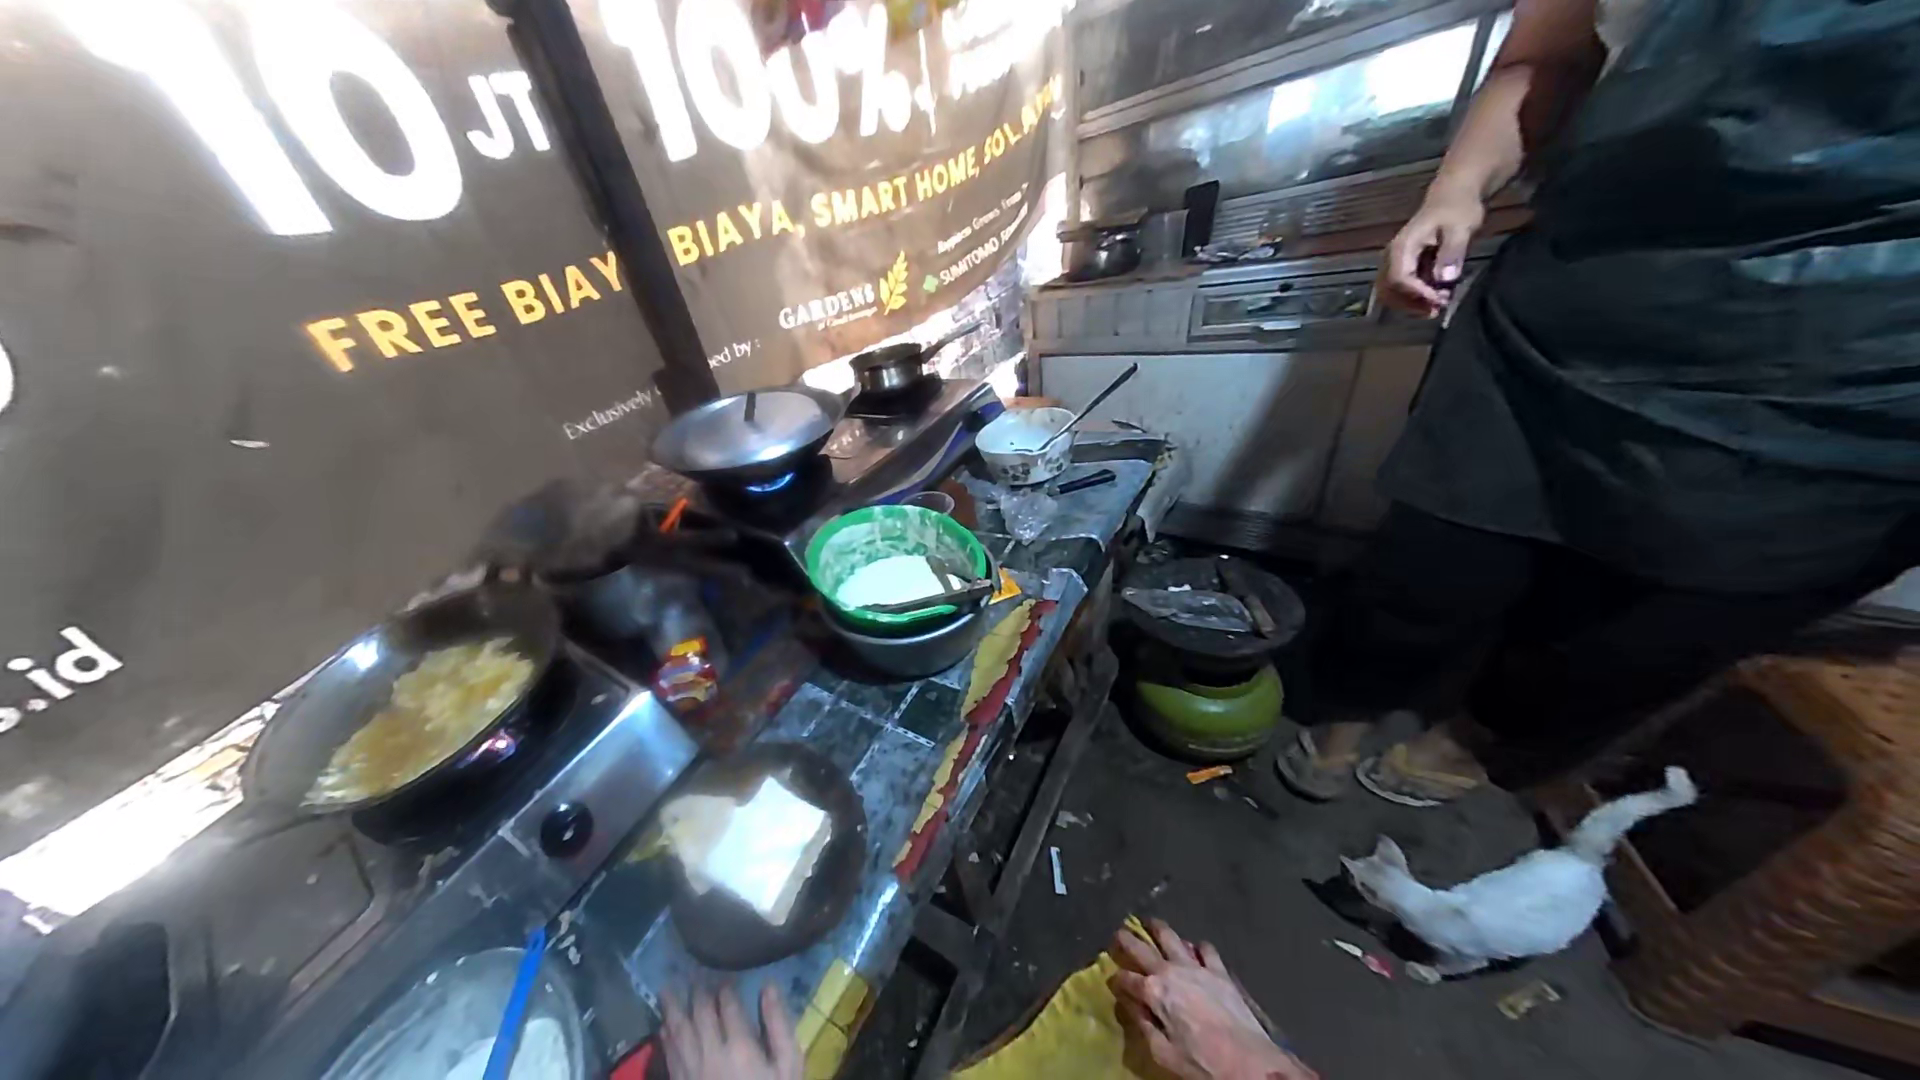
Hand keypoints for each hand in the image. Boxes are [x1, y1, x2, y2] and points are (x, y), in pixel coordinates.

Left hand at [660, 983, 799, 1079]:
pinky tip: (664, 1027)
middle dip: (696, 990)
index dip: (725, 985)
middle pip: (698, 1014)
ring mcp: (691, 1073)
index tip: (726, 973)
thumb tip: (769, 986)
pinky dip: (666, 1037)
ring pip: (677, 1033)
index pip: (726, 1004)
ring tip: (666, 988)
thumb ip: (778, 1024)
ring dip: (672, 1009)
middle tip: (692, 970)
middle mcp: (710, 1054)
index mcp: (739, 1046)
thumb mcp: (789, 1065)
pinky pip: (669, 1056)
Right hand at [1108, 919, 1316, 1079]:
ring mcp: (1195, 966)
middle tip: (1118, 933)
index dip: (1116, 980)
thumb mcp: (1163, 1055)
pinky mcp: (1219, 970)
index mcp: (1153, 992)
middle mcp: (1169, 970)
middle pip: (1140, 947)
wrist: (1251, 1066)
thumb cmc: (1202, 1065)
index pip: (1125, 979)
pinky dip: (1196, 947)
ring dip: (1157, 928)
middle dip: (1125, 938)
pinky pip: (1204, 948)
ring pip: (1170, 936)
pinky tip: (1195, 950)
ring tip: (1150, 923)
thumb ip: (1143, 1026)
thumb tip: (1128, 1005)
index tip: (1112, 982)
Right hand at [1379, 184, 1484, 317]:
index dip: (1417, 293)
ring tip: (1437, 306)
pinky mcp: (1401, 270)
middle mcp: (1390, 259)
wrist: (1452, 197)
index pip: (1399, 279)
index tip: (1440, 299)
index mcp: (1401, 248)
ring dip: (1412, 305)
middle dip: (1412, 303)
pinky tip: (1434, 298)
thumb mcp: (1461, 227)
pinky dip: (1414, 299)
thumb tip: (1445, 279)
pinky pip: (1399, 291)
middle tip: (1438, 308)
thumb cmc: (1457, 209)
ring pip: (1391, 295)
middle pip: (1389, 291)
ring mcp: (1393, 265)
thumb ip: (1452, 253)